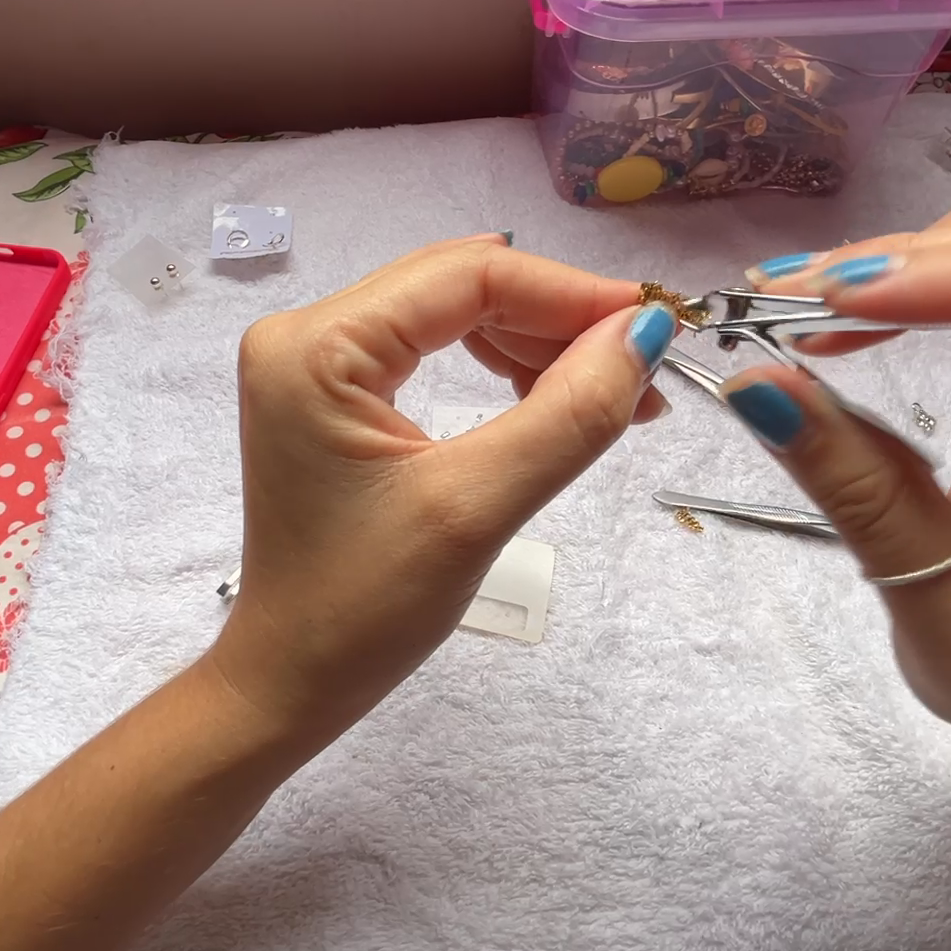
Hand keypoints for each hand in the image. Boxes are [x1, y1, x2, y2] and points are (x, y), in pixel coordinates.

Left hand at [209, 235, 675, 731]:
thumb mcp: (475, 508)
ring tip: (608, 393)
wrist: (295, 675)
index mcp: (317, 346)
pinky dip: (495, 368)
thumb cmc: (366, 610)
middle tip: (639, 370)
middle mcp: (304, 334)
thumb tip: (644, 335)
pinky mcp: (330, 391)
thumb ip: (568, 414)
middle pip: (458, 287)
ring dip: (533, 345)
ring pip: (449, 316)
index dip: (571, 293)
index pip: (467, 276)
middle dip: (556, 322)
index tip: (656, 327)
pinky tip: (544, 395)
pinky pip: (428, 350)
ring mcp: (312, 361)